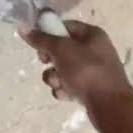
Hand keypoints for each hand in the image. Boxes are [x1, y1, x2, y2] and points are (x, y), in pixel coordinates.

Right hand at [18, 19, 132, 106]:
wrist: (110, 106)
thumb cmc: (87, 71)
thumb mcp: (61, 50)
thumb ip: (41, 39)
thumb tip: (22, 27)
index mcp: (92, 34)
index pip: (64, 26)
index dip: (49, 32)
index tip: (37, 42)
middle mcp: (94, 50)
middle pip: (62, 48)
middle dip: (49, 59)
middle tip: (46, 63)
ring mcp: (94, 70)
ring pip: (63, 68)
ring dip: (54, 76)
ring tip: (57, 84)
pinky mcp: (91, 88)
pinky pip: (70, 84)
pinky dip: (64, 89)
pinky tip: (65, 95)